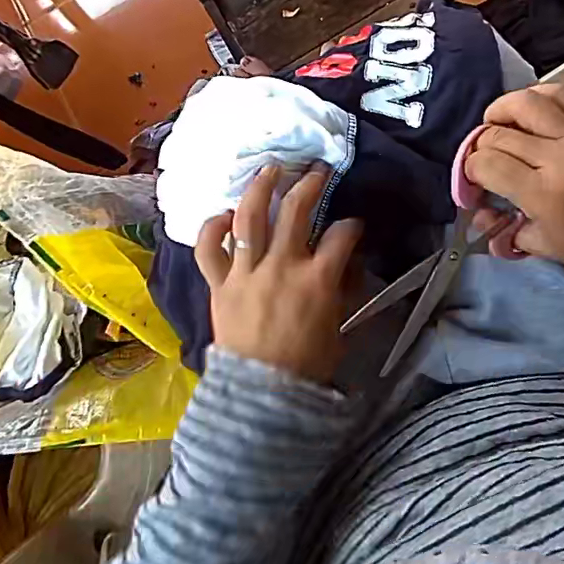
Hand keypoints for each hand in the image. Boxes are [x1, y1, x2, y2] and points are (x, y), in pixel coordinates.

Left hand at [195, 165, 362, 383]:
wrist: (261, 395)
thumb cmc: (307, 364)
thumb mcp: (339, 327)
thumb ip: (344, 291)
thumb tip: (347, 266)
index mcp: (318, 279)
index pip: (343, 235)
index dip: (353, 225)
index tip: (354, 226)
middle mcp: (282, 266)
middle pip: (297, 210)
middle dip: (311, 183)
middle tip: (317, 170)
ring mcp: (247, 272)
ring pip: (251, 217)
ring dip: (261, 187)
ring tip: (270, 168)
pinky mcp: (220, 284)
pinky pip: (209, 249)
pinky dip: (214, 227)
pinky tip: (225, 214)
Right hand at [463, 85, 563, 271]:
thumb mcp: (543, 245)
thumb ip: (505, 230)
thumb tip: (480, 215)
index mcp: (544, 193)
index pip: (487, 164)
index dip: (470, 169)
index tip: (474, 178)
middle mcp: (558, 156)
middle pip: (499, 135)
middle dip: (480, 146)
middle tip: (483, 158)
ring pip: (525, 103)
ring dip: (501, 111)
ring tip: (496, 124)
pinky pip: (558, 94)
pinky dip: (535, 97)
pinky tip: (526, 111)